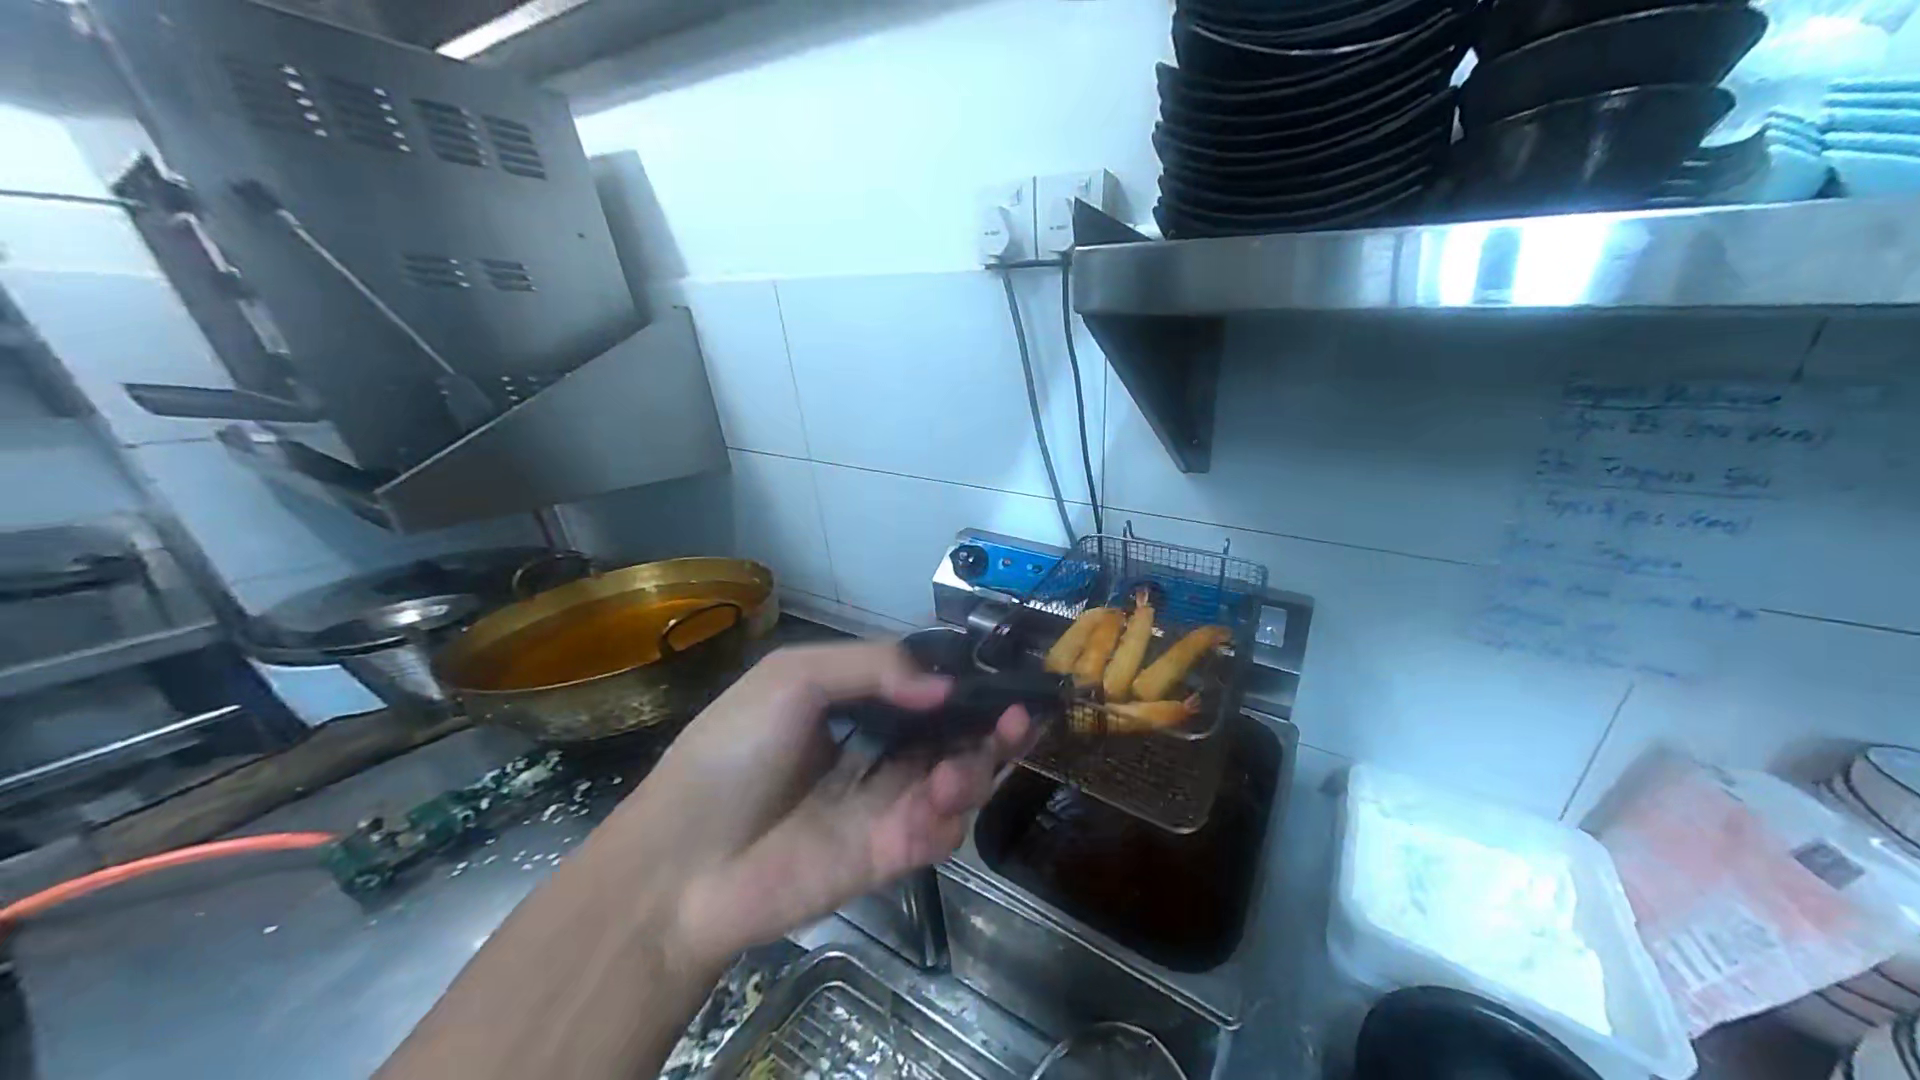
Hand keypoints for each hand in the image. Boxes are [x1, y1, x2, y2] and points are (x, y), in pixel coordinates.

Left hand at [610, 642, 1030, 969]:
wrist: (682, 859)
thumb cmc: (733, 751)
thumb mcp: (792, 679)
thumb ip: (872, 667)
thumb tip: (944, 685)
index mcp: (861, 705)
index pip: (932, 690)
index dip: (969, 686)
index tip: (1006, 680)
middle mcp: (883, 751)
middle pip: (959, 737)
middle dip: (996, 728)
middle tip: (1018, 720)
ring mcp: (888, 804)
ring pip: (960, 783)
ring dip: (973, 773)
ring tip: (951, 776)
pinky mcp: (889, 854)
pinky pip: (939, 834)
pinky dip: (945, 821)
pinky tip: (927, 811)